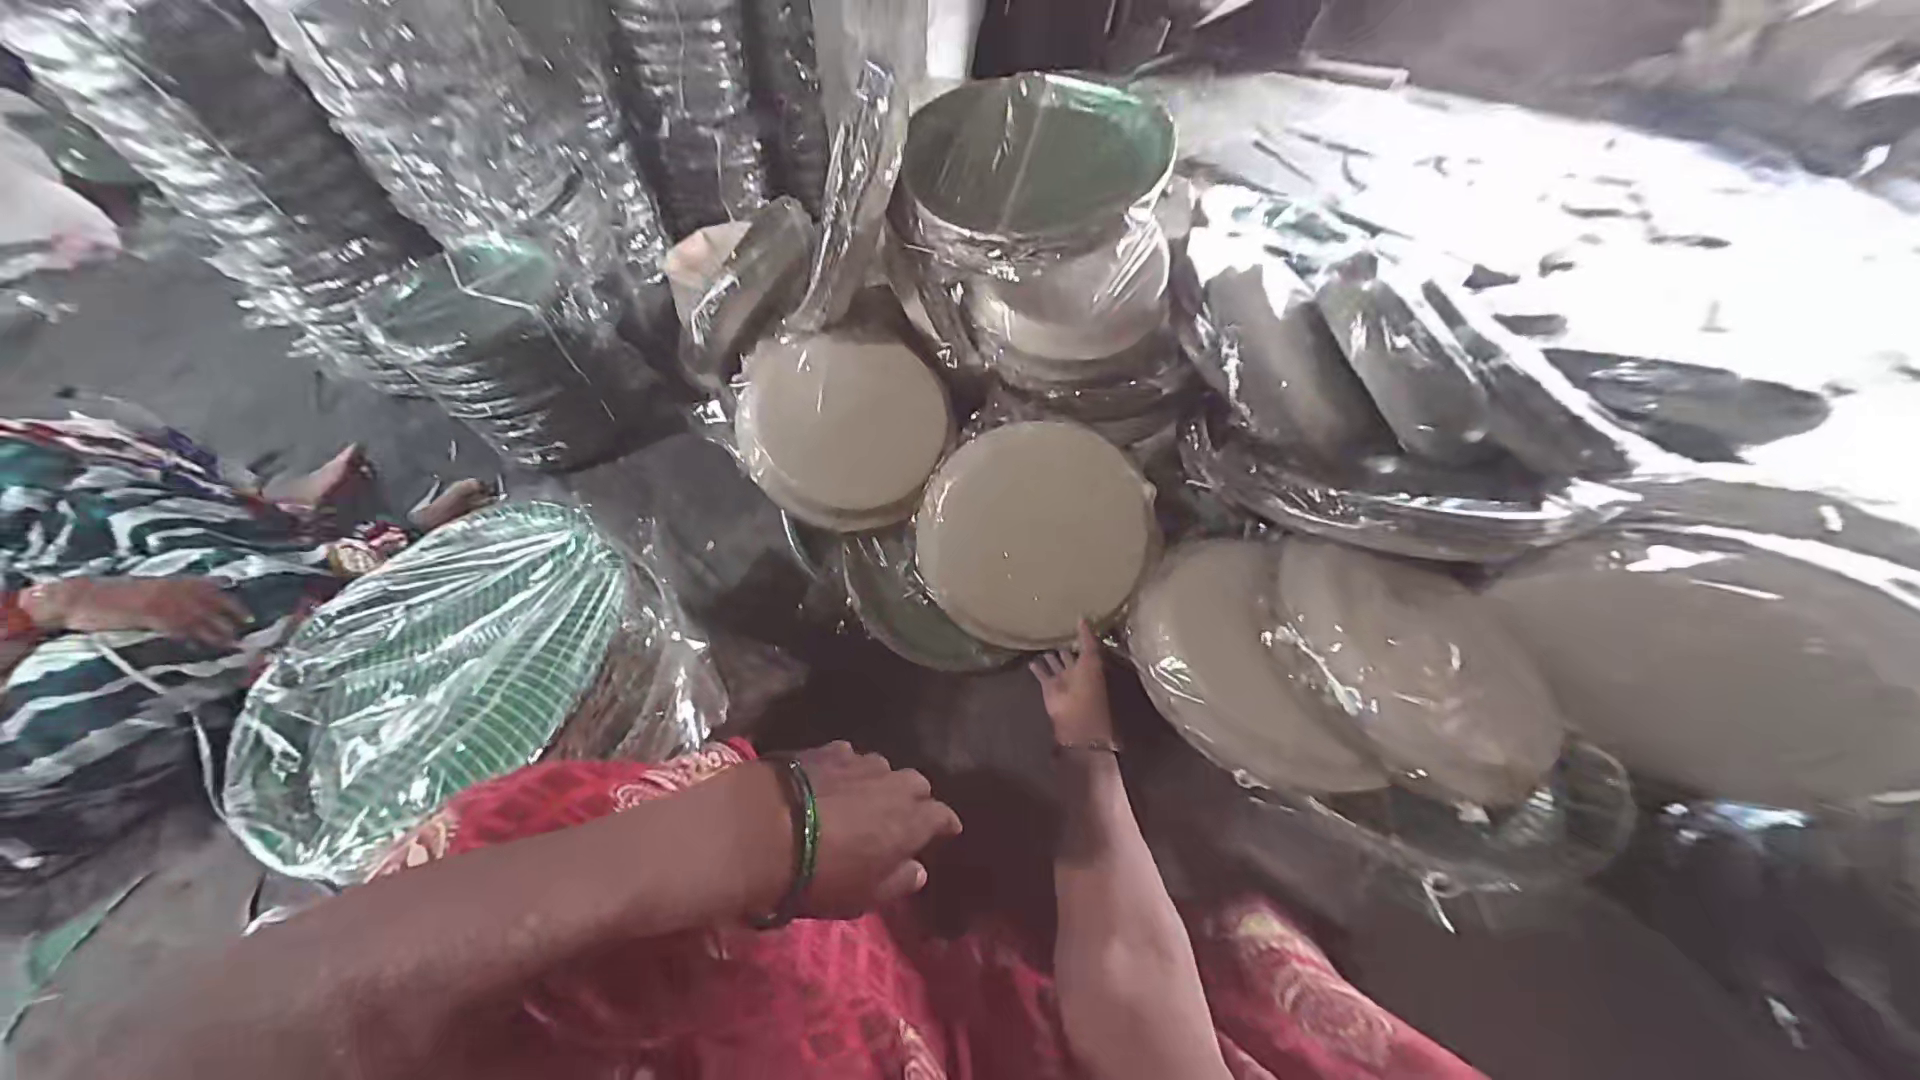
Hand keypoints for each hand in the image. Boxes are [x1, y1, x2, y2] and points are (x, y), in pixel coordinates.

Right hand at [25, 578, 251, 647]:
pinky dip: (192, 639)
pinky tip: (200, 647)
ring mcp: (164, 602)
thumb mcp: (151, 586)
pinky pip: (178, 629)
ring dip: (218, 632)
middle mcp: (176, 590)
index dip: (233, 601)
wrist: (74, 596)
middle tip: (249, 628)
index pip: (214, 587)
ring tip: (232, 643)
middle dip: (234, 616)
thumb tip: (203, 596)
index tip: (251, 614)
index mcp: (176, 581)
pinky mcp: (149, 616)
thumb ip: (177, 591)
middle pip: (216, 603)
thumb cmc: (110, 593)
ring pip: (202, 619)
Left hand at [777, 742, 961, 918]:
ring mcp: (861, 761)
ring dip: (880, 782)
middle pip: (916, 785)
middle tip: (902, 816)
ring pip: (883, 768)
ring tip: (865, 797)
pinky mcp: (828, 749)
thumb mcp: (863, 896)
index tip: (947, 830)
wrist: (764, 828)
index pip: (941, 816)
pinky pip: (850, 758)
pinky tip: (835, 781)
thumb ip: (897, 882)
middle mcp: (894, 783)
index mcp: (911, 820)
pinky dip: (848, 770)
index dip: (945, 823)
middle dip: (914, 798)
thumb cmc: (821, 874)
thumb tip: (917, 869)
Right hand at [1030, 621, 1114, 744]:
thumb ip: (1087, 638)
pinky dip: (1036, 668)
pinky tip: (1030, 659)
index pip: (1084, 647)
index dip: (1080, 637)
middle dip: (1063, 647)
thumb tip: (1082, 617)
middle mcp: (1075, 671)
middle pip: (1068, 656)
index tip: (1073, 624)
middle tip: (1055, 632)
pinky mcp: (1048, 686)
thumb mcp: (1092, 658)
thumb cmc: (1089, 685)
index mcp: (1090, 664)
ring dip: (1049, 657)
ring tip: (1041, 643)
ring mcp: (1061, 679)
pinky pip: (1041, 674)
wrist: (1076, 713)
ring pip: (1054, 664)